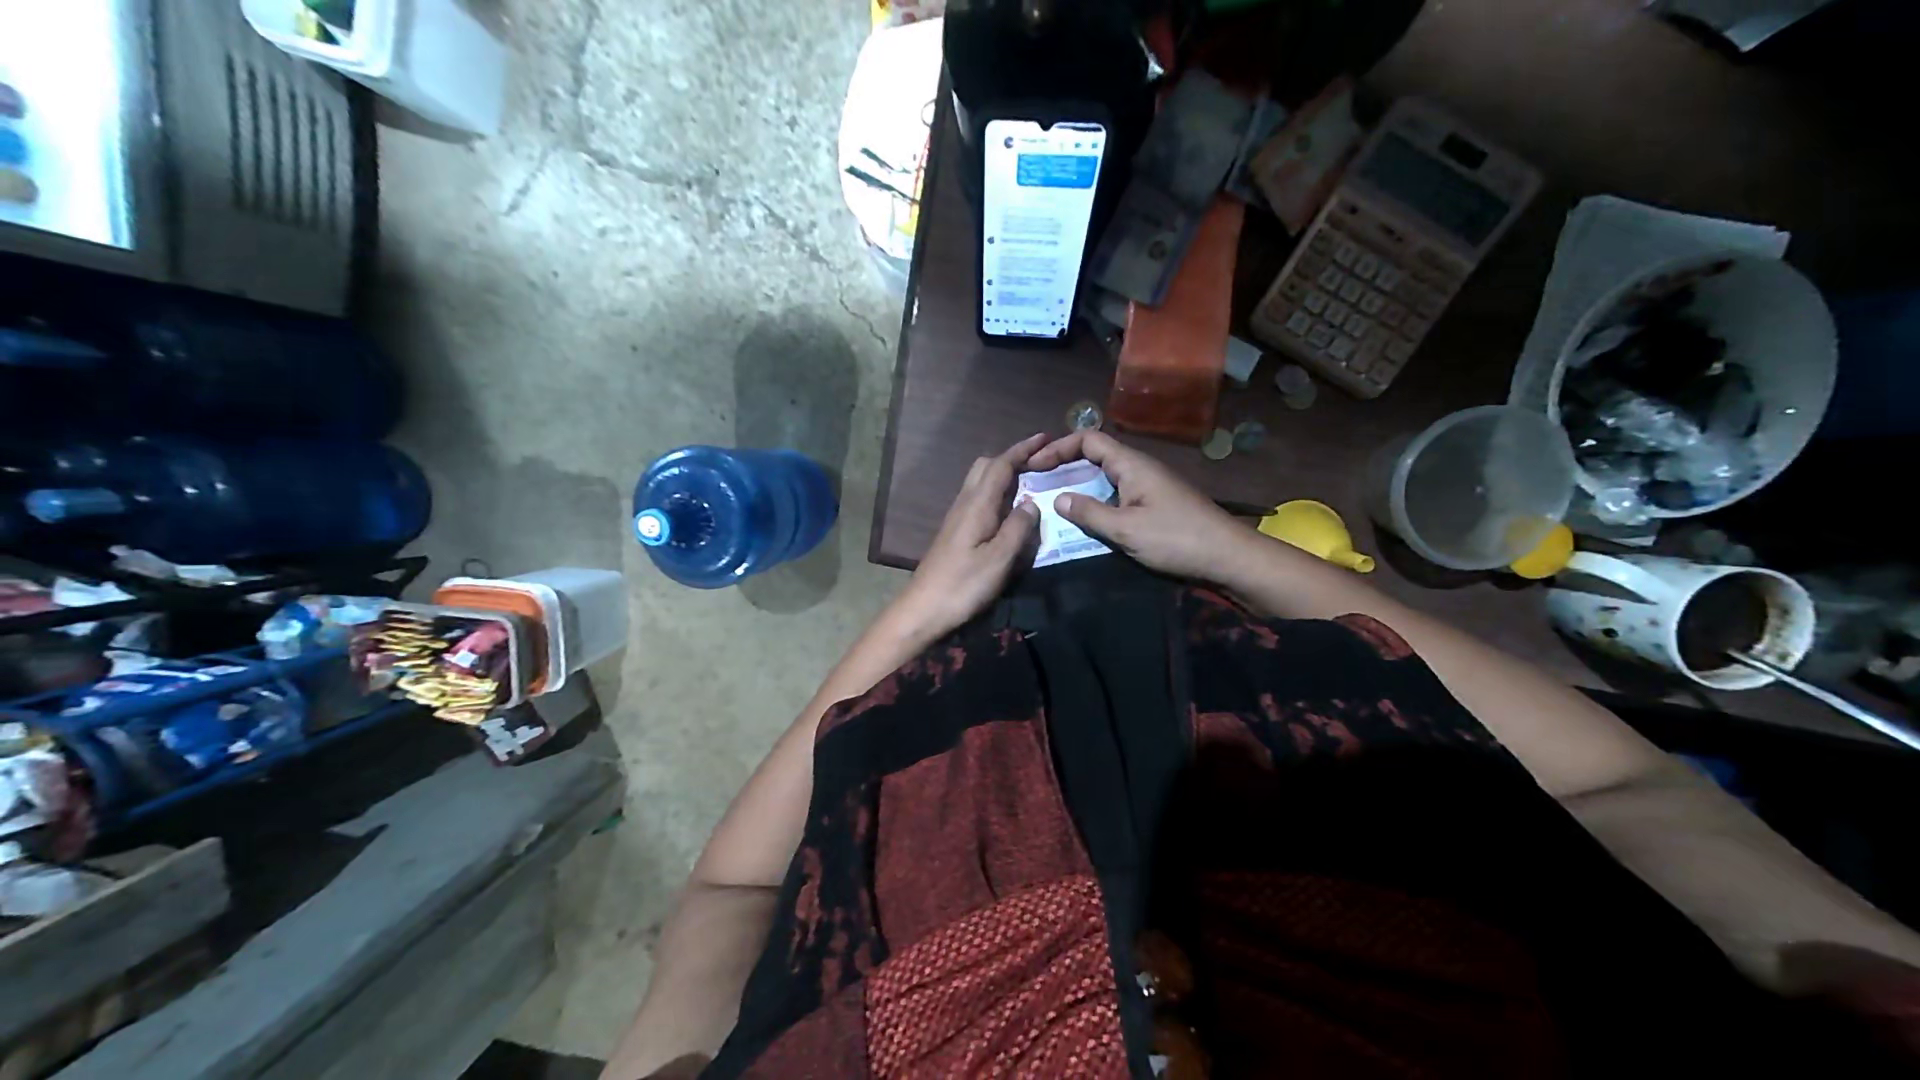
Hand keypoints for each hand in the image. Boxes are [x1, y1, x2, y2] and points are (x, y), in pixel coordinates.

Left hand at [892, 433, 1047, 639]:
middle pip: (985, 467)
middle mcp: (964, 504)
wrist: (923, 610)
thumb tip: (1032, 503)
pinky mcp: (954, 534)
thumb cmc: (963, 586)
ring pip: (980, 483)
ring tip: (1031, 483)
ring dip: (1003, 476)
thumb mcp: (999, 559)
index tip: (1045, 438)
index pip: (1000, 465)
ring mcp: (956, 519)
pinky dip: (997, 495)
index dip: (1022, 450)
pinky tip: (1010, 511)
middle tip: (1039, 463)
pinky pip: (979, 500)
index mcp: (977, 505)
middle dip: (1012, 458)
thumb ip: (1019, 528)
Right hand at [1025, 431, 1258, 581]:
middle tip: (1037, 484)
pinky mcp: (1154, 505)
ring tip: (1052, 503)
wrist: (1227, 557)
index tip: (1035, 466)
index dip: (1059, 447)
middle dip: (1064, 466)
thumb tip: (1058, 498)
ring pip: (1105, 478)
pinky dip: (1096, 502)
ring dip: (1078, 487)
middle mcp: (1139, 469)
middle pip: (1095, 456)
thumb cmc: (1176, 539)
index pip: (1089, 440)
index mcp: (1132, 465)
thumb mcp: (1126, 529)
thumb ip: (1090, 513)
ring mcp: (1148, 487)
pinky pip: (1116, 495)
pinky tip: (1084, 522)